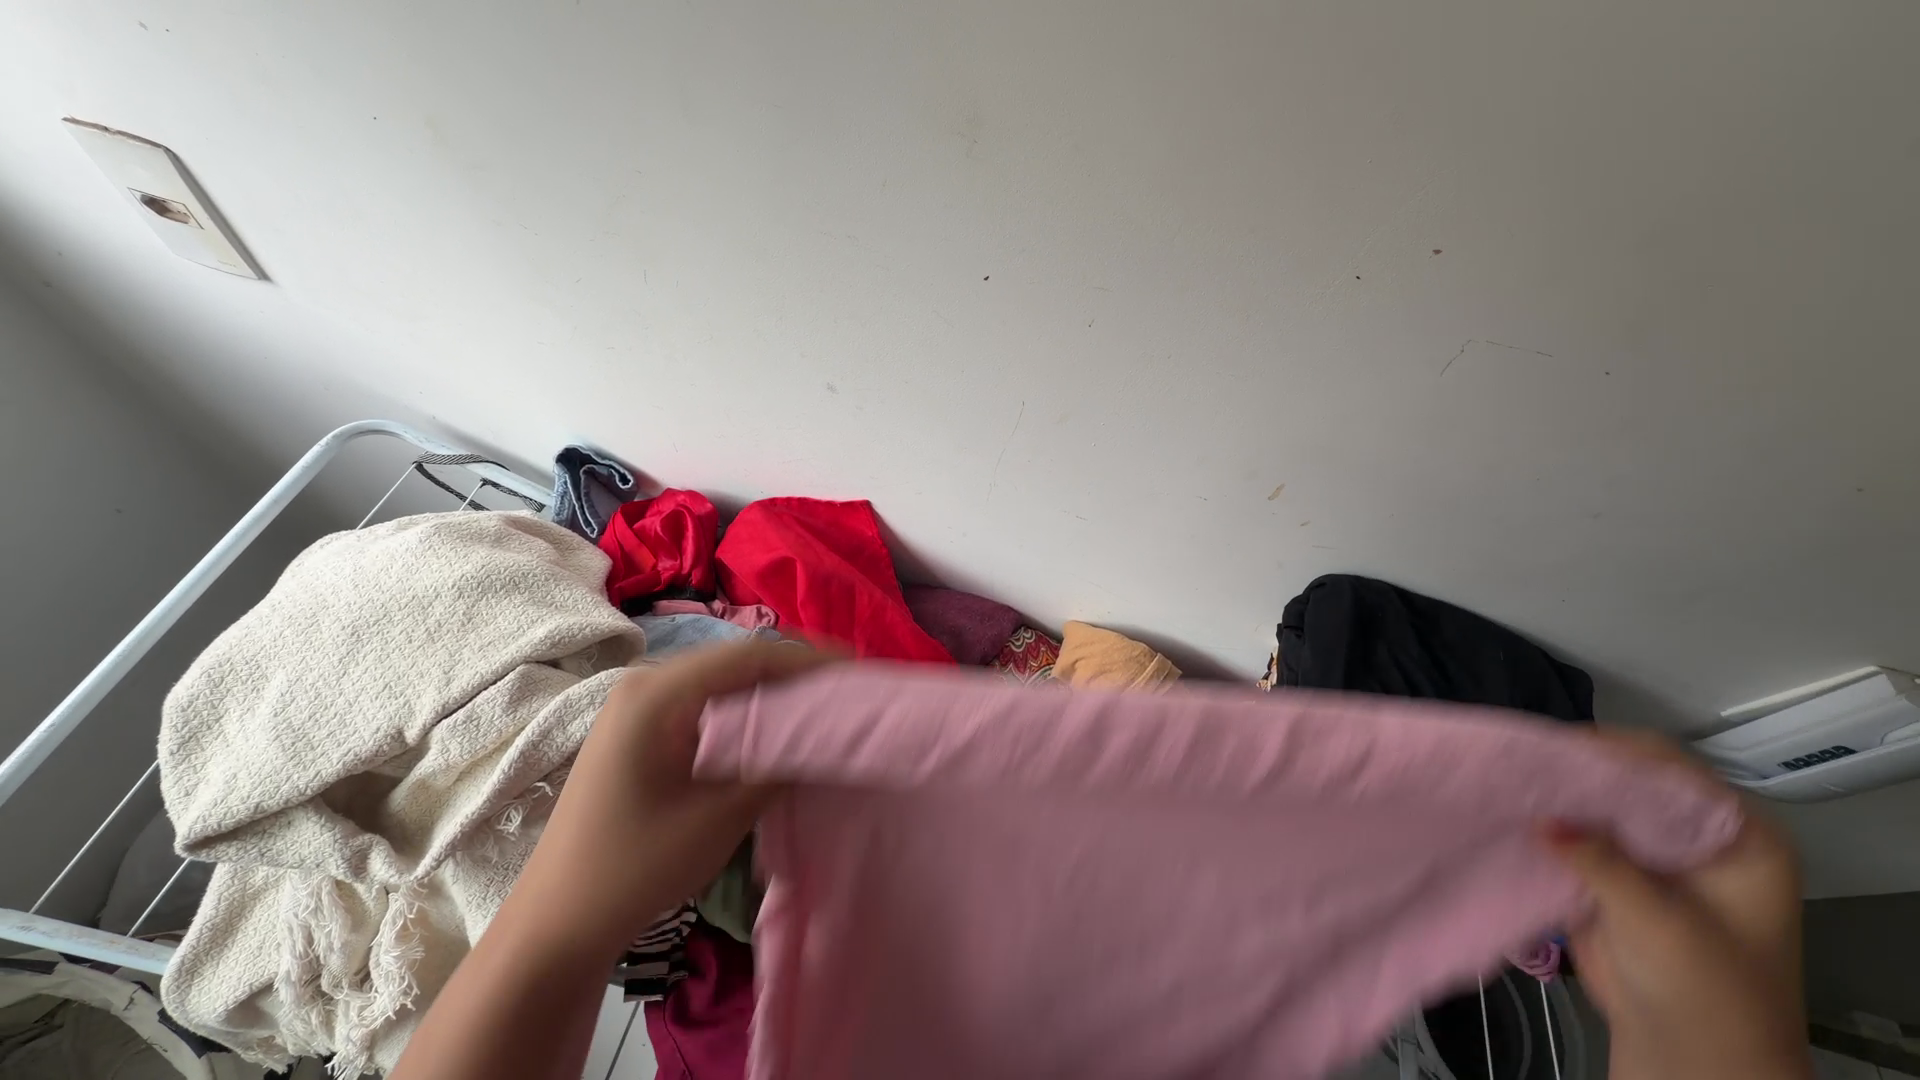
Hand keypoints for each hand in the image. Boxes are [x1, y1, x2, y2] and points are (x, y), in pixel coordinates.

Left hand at [392, 640, 836, 1079]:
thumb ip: (776, 767)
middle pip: (737, 661)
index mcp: (654, 694)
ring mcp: (641, 705)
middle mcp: (646, 684)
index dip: (809, 660)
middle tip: (850, 692)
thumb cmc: (633, 868)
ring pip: (726, 681)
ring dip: (776, 692)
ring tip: (827, 708)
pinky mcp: (645, 728)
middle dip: (797, 673)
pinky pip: (710, 703)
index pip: (748, 657)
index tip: (858, 673)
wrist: (559, 920)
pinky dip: (750, 712)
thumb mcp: (717, 818)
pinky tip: (781, 730)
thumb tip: (829, 736)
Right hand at [1540, 731, 1810, 1079]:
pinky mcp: (1611, 869)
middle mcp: (1695, 834)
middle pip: (1632, 780)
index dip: (1618, 755)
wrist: (1688, 1053)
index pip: (1674, 773)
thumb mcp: (1660, 923)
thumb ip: (1605, 865)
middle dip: (1580, 770)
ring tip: (1507, 780)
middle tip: (1523, 760)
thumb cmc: (1705, 990)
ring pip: (1599, 802)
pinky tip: (1511, 811)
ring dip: (1557, 794)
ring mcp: (1650, 851)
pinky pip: (1575, 830)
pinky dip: (1545, 820)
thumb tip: (1542, 817)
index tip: (1556, 750)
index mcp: (1738, 837)